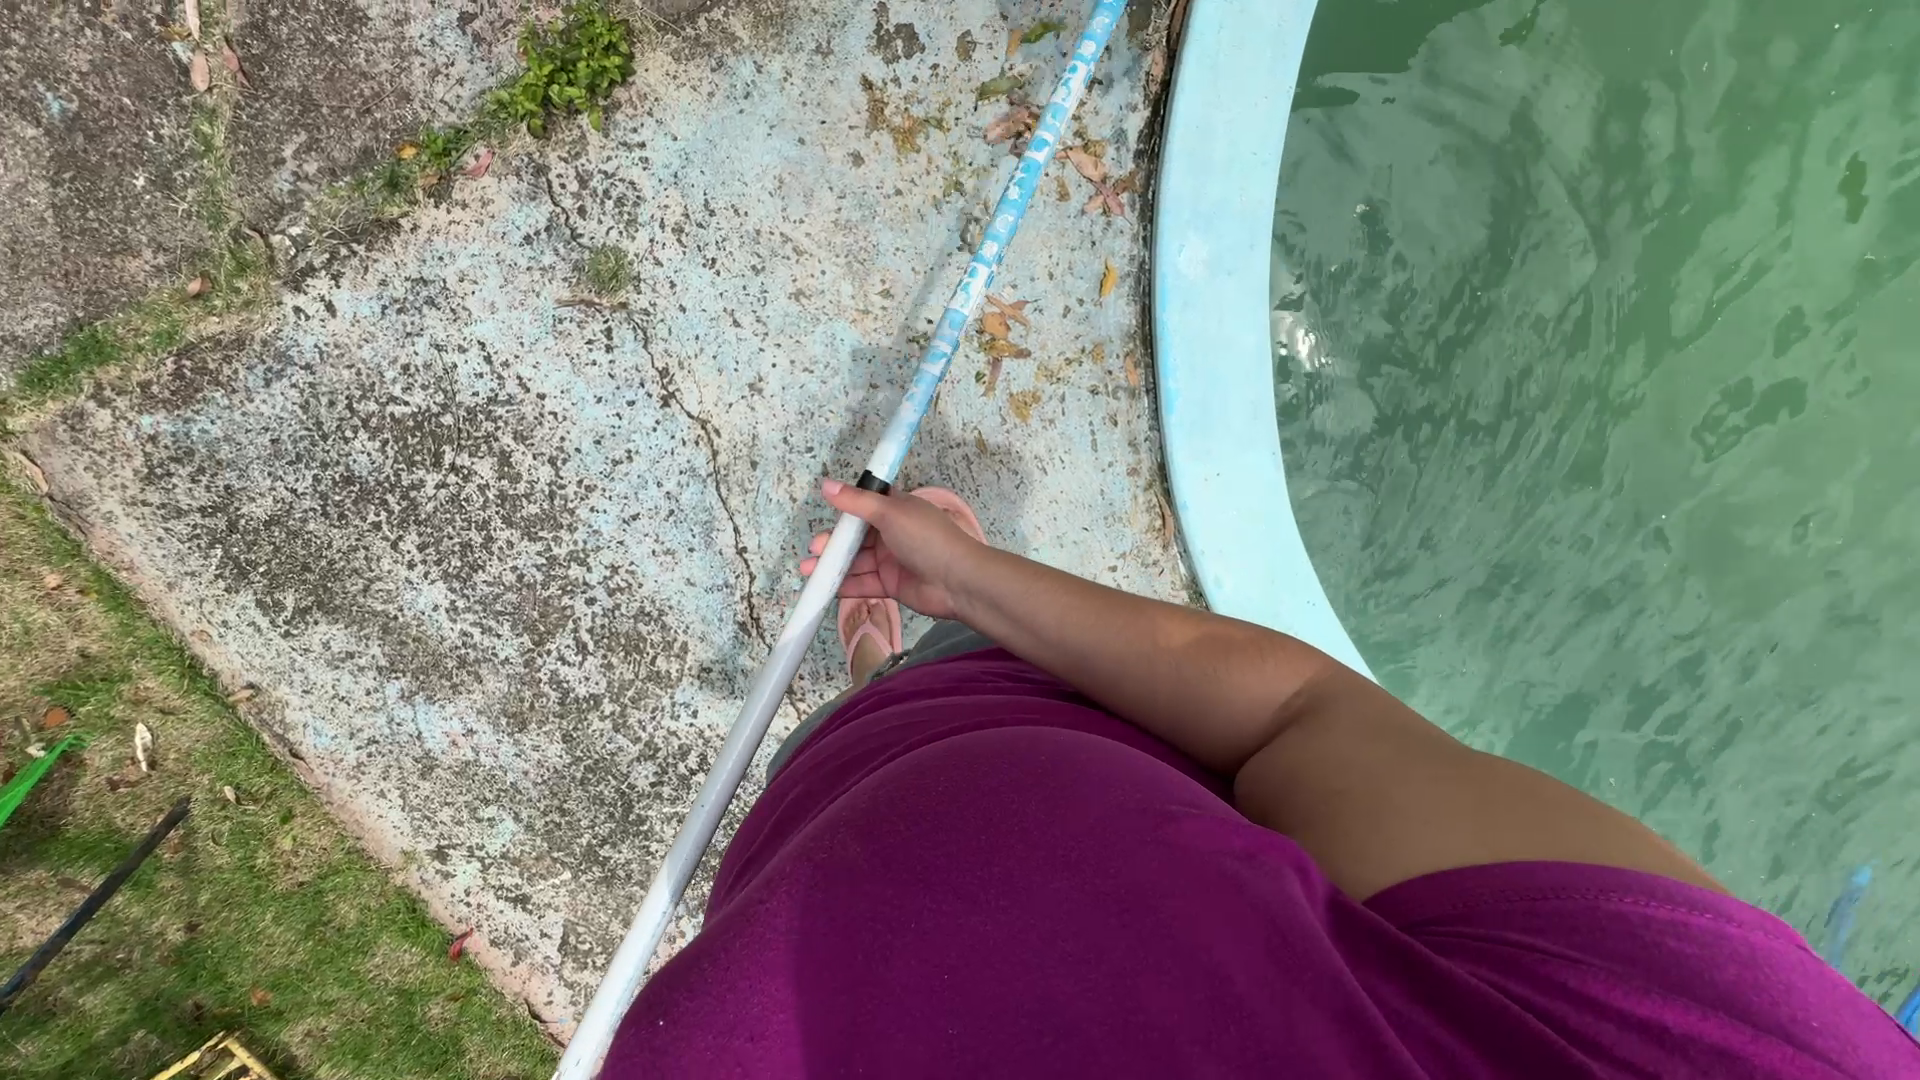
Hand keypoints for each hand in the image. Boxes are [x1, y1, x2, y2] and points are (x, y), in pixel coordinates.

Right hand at [799, 479, 988, 619]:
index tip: (825, 515)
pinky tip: (825, 588)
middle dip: (833, 543)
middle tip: (814, 550)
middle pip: (855, 537)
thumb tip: (825, 484)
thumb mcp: (890, 512)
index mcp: (895, 510)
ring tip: (808, 571)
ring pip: (856, 562)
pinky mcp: (891, 585)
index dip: (844, 512)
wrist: (958, 580)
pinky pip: (863, 583)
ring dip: (833, 565)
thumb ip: (856, 502)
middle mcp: (892, 533)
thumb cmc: (926, 538)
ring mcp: (891, 560)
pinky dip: (845, 585)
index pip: (864, 506)